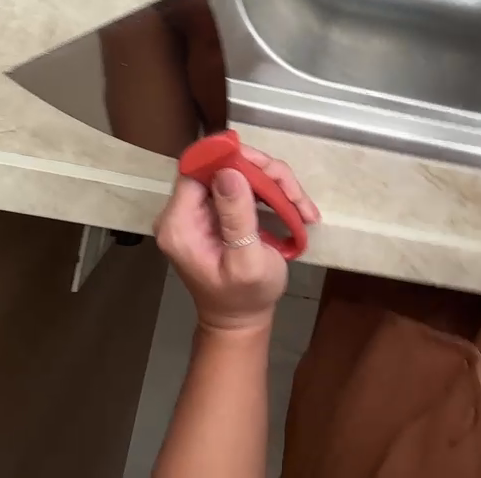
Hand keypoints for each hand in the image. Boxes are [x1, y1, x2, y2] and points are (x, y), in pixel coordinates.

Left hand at [154, 145, 320, 334]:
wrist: (242, 320)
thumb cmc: (245, 298)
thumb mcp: (246, 261)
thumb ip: (236, 217)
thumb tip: (228, 172)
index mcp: (180, 223)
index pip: (197, 169)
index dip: (229, 159)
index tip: (263, 168)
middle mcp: (185, 210)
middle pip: (223, 164)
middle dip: (263, 172)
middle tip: (292, 193)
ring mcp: (203, 208)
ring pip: (240, 169)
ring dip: (274, 182)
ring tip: (300, 206)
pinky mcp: (220, 208)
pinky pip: (246, 183)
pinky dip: (273, 190)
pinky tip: (294, 207)